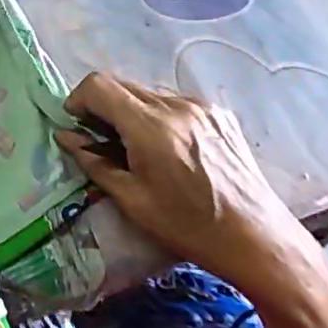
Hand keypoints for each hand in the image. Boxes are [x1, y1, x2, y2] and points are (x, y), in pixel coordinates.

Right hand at [55, 73, 327, 313]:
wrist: (261, 243)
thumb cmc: (190, 227)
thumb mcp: (132, 200)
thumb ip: (93, 161)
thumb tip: (65, 137)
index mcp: (151, 127)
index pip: (98, 85)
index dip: (78, 100)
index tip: (77, 126)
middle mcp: (176, 106)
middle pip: (120, 84)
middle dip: (101, 107)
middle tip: (101, 141)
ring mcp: (201, 107)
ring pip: (146, 92)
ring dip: (129, 111)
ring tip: (136, 149)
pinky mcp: (219, 114)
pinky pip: (172, 102)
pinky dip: (156, 116)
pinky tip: (167, 149)